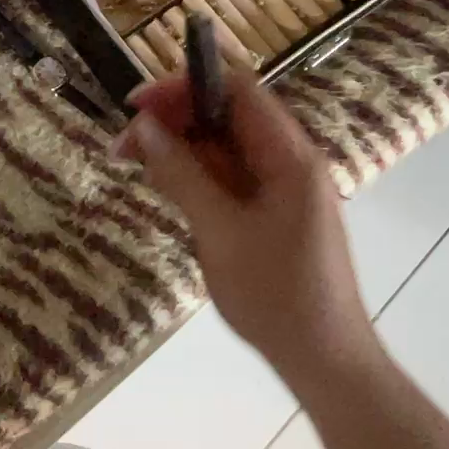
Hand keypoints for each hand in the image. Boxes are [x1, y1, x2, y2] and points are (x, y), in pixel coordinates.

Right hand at [109, 69, 380, 384]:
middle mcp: (288, 160)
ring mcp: (281, 186)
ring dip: (177, 147)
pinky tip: (163, 184)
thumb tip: (143, 127)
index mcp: (290, 156)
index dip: (183, 87)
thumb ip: (181, 174)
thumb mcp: (219, 232)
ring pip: (222, 145)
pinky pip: (227, 174)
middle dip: (172, 119)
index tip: (135, 105)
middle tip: (123, 145)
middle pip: (225, 115)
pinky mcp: (271, 209)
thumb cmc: (276, 296)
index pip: (236, 90)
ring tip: (133, 163)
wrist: (325, 361)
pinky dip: (193, 172)